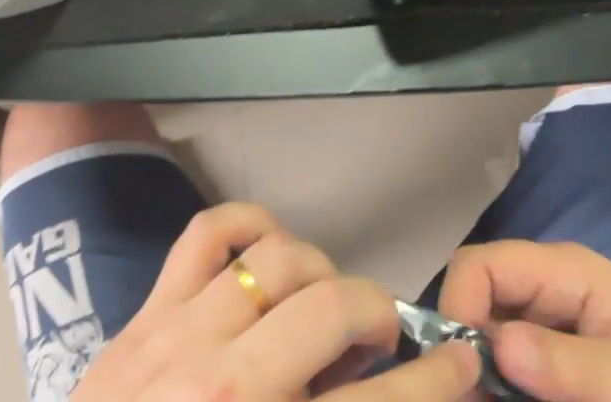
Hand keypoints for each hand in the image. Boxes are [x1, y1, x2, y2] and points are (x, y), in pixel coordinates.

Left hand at [71, 203, 481, 401]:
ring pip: (279, 260)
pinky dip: (250, 225)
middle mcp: (229, 382)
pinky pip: (207, 234)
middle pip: (332, 308)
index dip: (437, 379)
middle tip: (374, 339)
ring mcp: (182, 332)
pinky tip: (267, 250)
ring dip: (319, 272)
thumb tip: (367, 388)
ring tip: (319, 300)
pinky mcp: (148, 309)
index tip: (461, 362)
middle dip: (375, 313)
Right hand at [439, 241, 610, 401]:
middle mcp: (551, 292)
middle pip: (478, 305)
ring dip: (486, 381)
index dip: (457, 308)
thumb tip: (493, 345)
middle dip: (466, 353)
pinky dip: (508, 393)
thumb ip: (565, 365)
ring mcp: (557, 330)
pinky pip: (518, 372)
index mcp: (565, 272)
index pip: (479, 267)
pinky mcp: (564, 368)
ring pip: (492, 344)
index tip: (460, 372)